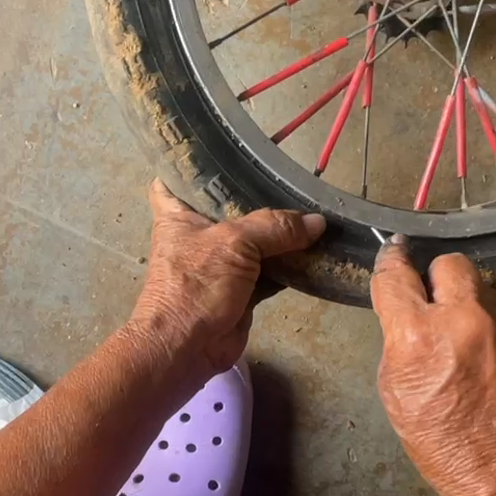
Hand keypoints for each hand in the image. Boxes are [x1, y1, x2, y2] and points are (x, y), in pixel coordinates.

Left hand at [124, 180, 324, 378]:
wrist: (187, 348)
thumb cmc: (195, 287)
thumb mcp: (234, 244)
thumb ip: (275, 227)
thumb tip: (317, 222)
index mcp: (178, 212)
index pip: (180, 175)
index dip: (199, 161)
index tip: (230, 147)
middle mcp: (197, 232)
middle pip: (231, 205)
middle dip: (259, 195)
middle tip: (294, 175)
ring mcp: (220, 261)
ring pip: (255, 238)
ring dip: (282, 232)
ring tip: (315, 208)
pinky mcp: (240, 287)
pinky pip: (270, 268)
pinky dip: (290, 262)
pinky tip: (316, 248)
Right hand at [370, 238, 495, 495]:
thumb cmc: (434, 436)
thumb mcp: (393, 386)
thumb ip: (398, 336)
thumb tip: (408, 306)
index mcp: (417, 334)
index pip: (395, 274)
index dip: (390, 262)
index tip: (392, 255)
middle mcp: (463, 317)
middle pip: (448, 263)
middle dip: (436, 278)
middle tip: (433, 304)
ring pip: (479, 284)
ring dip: (466, 300)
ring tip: (464, 335)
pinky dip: (490, 322)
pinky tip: (487, 353)